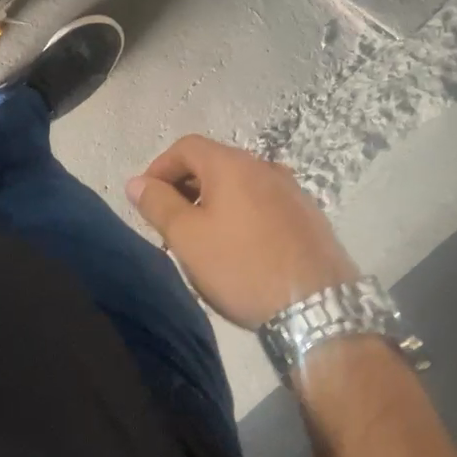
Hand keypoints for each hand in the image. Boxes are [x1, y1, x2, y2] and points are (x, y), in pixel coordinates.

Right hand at [126, 135, 359, 327]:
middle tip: (171, 222)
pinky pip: (264, 204)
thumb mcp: (187, 237)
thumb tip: (136, 182)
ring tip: (204, 239)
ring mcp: (293, 192)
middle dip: (185, 186)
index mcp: (232, 164)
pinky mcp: (310, 219)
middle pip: (214, 163)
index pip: (186, 147)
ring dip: (215, 202)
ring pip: (241, 185)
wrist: (319, 310)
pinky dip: (243, 215)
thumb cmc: (242, 267)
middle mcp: (264, 167)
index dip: (160, 167)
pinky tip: (241, 249)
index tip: (147, 199)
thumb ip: (158, 204)